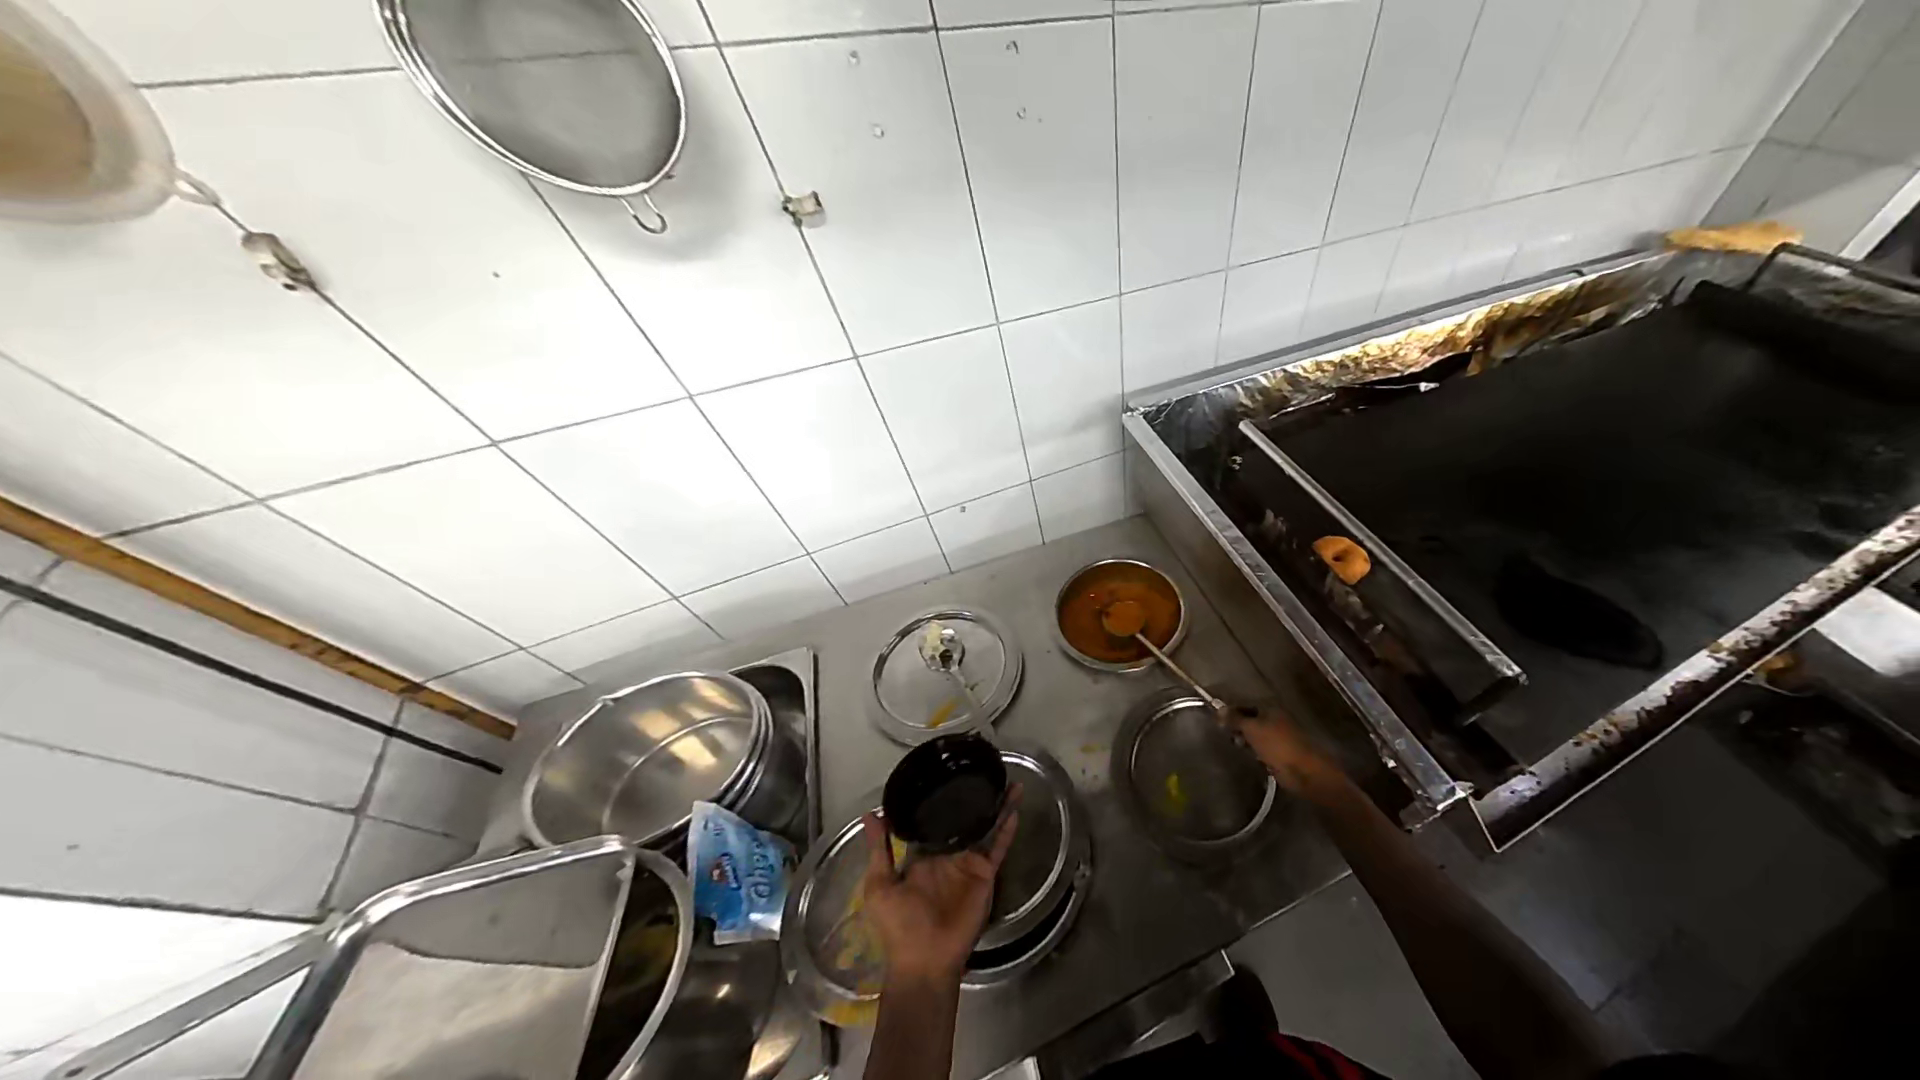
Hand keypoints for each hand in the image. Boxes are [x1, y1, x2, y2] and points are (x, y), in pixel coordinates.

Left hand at [860, 791, 1018, 983]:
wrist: (923, 960)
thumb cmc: (898, 925)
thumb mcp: (880, 883)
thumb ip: (879, 848)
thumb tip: (870, 813)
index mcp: (923, 856)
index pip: (932, 821)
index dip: (939, 800)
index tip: (945, 774)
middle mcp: (948, 856)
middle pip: (963, 820)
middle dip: (973, 799)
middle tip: (981, 770)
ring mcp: (968, 864)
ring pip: (984, 828)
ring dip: (996, 807)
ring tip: (1007, 782)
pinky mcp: (984, 875)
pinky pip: (997, 848)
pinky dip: (1006, 830)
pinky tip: (1013, 809)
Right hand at [1226, 704, 1338, 794]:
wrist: (1304, 771)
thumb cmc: (1277, 745)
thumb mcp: (1251, 728)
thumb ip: (1234, 719)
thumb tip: (1218, 709)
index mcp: (1271, 710)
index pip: (1246, 707)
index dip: (1232, 713)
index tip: (1219, 722)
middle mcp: (1276, 721)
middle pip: (1250, 721)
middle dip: (1239, 728)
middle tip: (1231, 737)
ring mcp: (1279, 738)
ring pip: (1255, 737)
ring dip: (1246, 742)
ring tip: (1240, 748)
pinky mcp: (1281, 754)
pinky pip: (1262, 750)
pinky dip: (1256, 753)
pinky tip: (1253, 758)